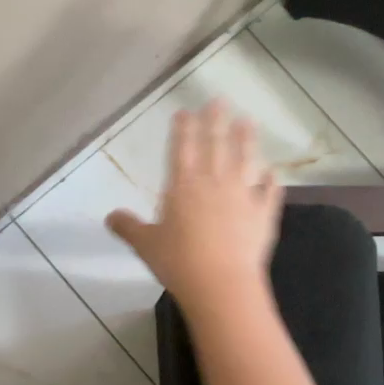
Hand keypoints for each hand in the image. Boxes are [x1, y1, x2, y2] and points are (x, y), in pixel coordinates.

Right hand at [107, 101, 282, 312]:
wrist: (221, 284)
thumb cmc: (178, 262)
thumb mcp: (146, 245)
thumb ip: (128, 227)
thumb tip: (110, 216)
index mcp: (183, 185)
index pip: (182, 148)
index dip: (183, 128)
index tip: (185, 111)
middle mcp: (215, 182)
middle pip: (216, 144)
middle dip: (216, 121)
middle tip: (219, 100)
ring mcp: (243, 196)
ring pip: (246, 160)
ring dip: (247, 139)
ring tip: (248, 121)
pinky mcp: (264, 215)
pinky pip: (270, 193)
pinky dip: (272, 182)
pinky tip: (274, 174)